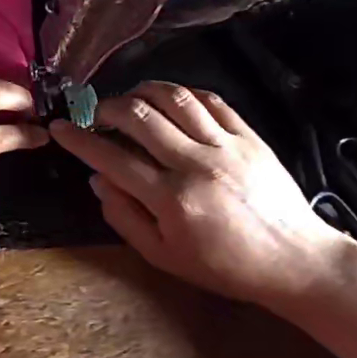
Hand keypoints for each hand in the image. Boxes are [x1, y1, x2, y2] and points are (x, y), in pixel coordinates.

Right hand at [51, 81, 356, 311]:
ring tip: (129, 100)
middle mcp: (195, 164)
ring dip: (142, 91)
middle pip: (139, 116)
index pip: (111, 157)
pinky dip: (181, 93)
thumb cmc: (223, 266)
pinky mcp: (250, 136)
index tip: (60, 128)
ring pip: (174, 98)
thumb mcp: (163, 256)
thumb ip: (124, 217)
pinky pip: (210, 100)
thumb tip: (98, 179)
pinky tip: (168, 101)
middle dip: (107, 108)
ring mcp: (226, 146)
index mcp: (170, 199)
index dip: (79, 140)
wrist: (296, 261)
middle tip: (97, 116)